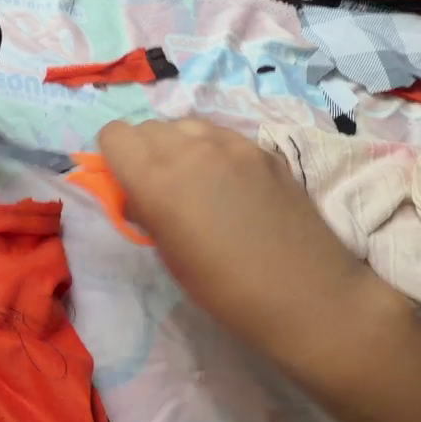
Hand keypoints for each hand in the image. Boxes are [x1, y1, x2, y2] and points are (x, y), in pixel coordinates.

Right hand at [99, 117, 402, 375]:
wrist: (307, 296)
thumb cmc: (224, 289)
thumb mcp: (166, 253)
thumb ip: (143, 210)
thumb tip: (135, 194)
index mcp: (157, 177)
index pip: (114, 134)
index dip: (114, 157)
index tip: (125, 183)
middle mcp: (190, 148)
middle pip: (147, 126)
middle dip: (144, 151)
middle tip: (160, 187)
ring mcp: (232, 143)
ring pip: (184, 125)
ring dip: (178, 145)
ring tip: (196, 181)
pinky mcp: (263, 149)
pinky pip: (220, 135)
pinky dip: (213, 151)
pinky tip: (232, 185)